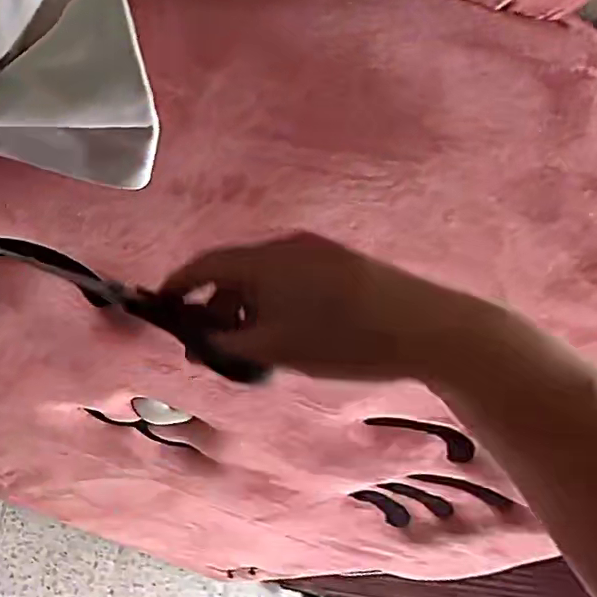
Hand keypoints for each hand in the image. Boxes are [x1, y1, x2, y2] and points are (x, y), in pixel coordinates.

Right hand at [159, 233, 498, 382]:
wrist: (434, 331)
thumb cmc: (343, 341)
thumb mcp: (275, 349)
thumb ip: (225, 345)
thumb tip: (194, 343)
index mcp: (263, 261)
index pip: (203, 265)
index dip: (177, 285)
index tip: (162, 306)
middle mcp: (284, 247)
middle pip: (232, 271)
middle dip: (214, 304)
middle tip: (210, 339)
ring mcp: (315, 251)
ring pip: (261, 275)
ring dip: (245, 305)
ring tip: (251, 342)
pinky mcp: (339, 262)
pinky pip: (287, 276)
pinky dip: (272, 300)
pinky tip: (285, 329)